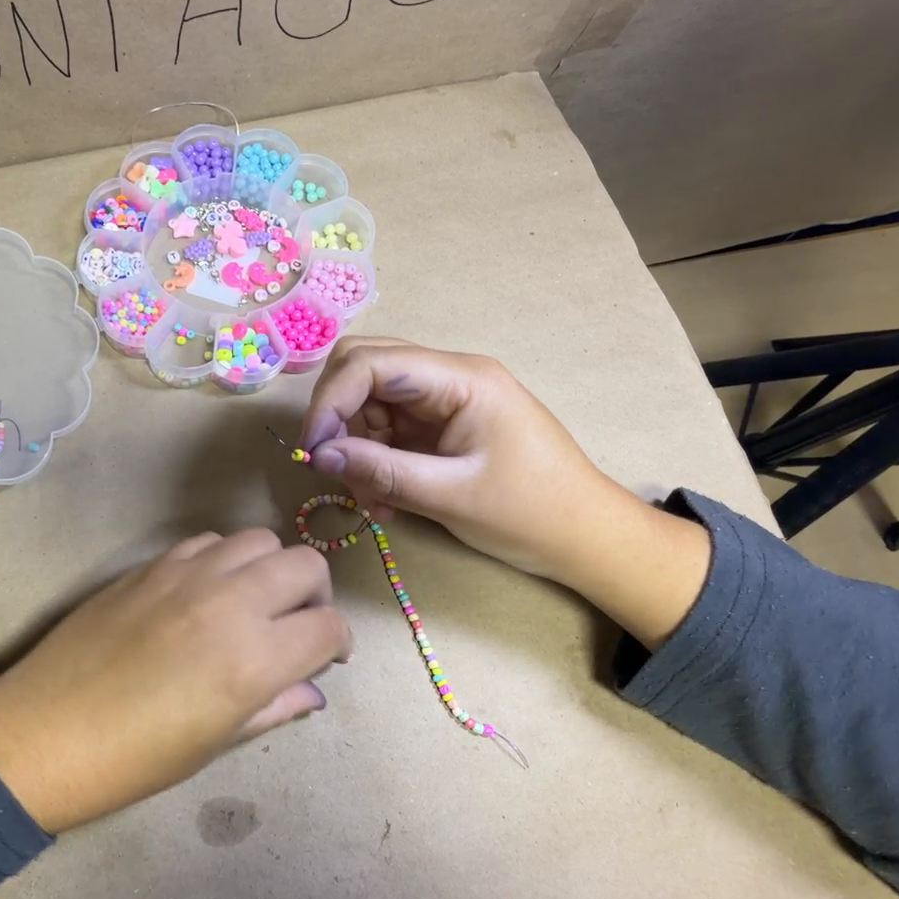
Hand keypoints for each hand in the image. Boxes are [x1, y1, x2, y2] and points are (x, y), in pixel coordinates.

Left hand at [0, 529, 349, 833]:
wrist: (42, 734)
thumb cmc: (132, 760)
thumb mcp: (214, 744)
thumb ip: (273, 707)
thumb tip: (311, 690)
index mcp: (252, 659)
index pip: (328, 627)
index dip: (337, 644)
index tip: (326, 658)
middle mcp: (228, 602)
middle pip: (306, 564)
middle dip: (315, 594)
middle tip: (295, 625)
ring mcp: (185, 574)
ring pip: (258, 539)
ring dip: (269, 569)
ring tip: (250, 603)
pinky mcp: (149, 564)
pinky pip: (207, 541)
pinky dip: (222, 560)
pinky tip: (203, 592)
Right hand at [299, 337, 617, 578]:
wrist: (584, 536)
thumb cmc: (531, 513)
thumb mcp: (451, 496)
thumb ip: (381, 471)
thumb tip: (319, 455)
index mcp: (461, 379)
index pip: (371, 362)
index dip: (330, 400)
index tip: (314, 452)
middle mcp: (448, 376)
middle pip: (363, 366)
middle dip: (336, 414)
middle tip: (331, 465)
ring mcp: (442, 398)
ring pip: (367, 399)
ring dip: (353, 444)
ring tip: (369, 497)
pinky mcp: (437, 423)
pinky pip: (384, 427)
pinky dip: (370, 458)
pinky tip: (381, 497)